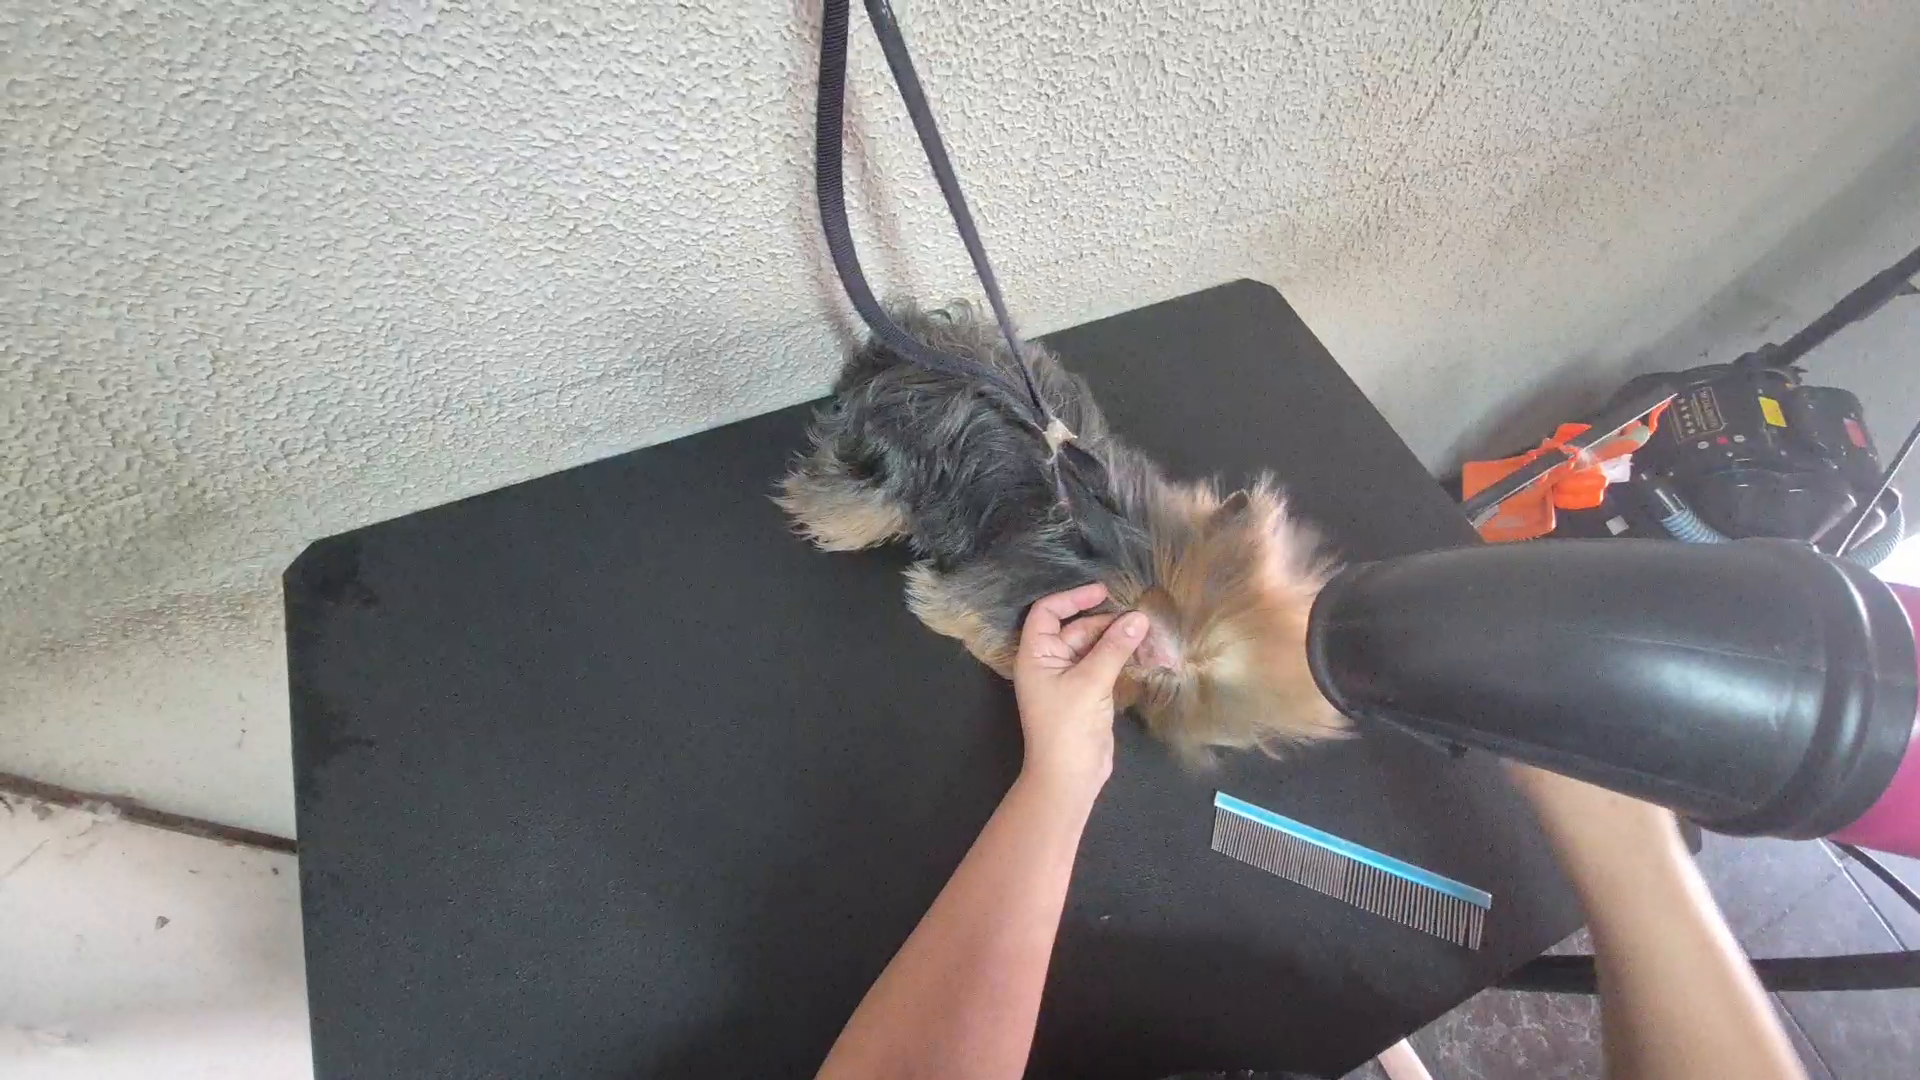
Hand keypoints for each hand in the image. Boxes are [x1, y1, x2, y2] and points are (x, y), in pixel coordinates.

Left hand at [1012, 583, 1148, 798]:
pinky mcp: (1087, 691)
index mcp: (1035, 654)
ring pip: (1094, 646)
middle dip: (1106, 621)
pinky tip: (1145, 651)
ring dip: (1118, 639)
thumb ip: (1114, 648)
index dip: (1073, 598)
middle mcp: (1049, 661)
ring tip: (1148, 632)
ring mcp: (1068, 677)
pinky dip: (1121, 656)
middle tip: (1140, 616)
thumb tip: (1139, 617)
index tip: (1103, 592)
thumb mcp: (1091, 682)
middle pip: (1076, 628)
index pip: (1048, 612)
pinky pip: (1103, 664)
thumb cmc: (1067, 726)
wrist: (1069, 776)